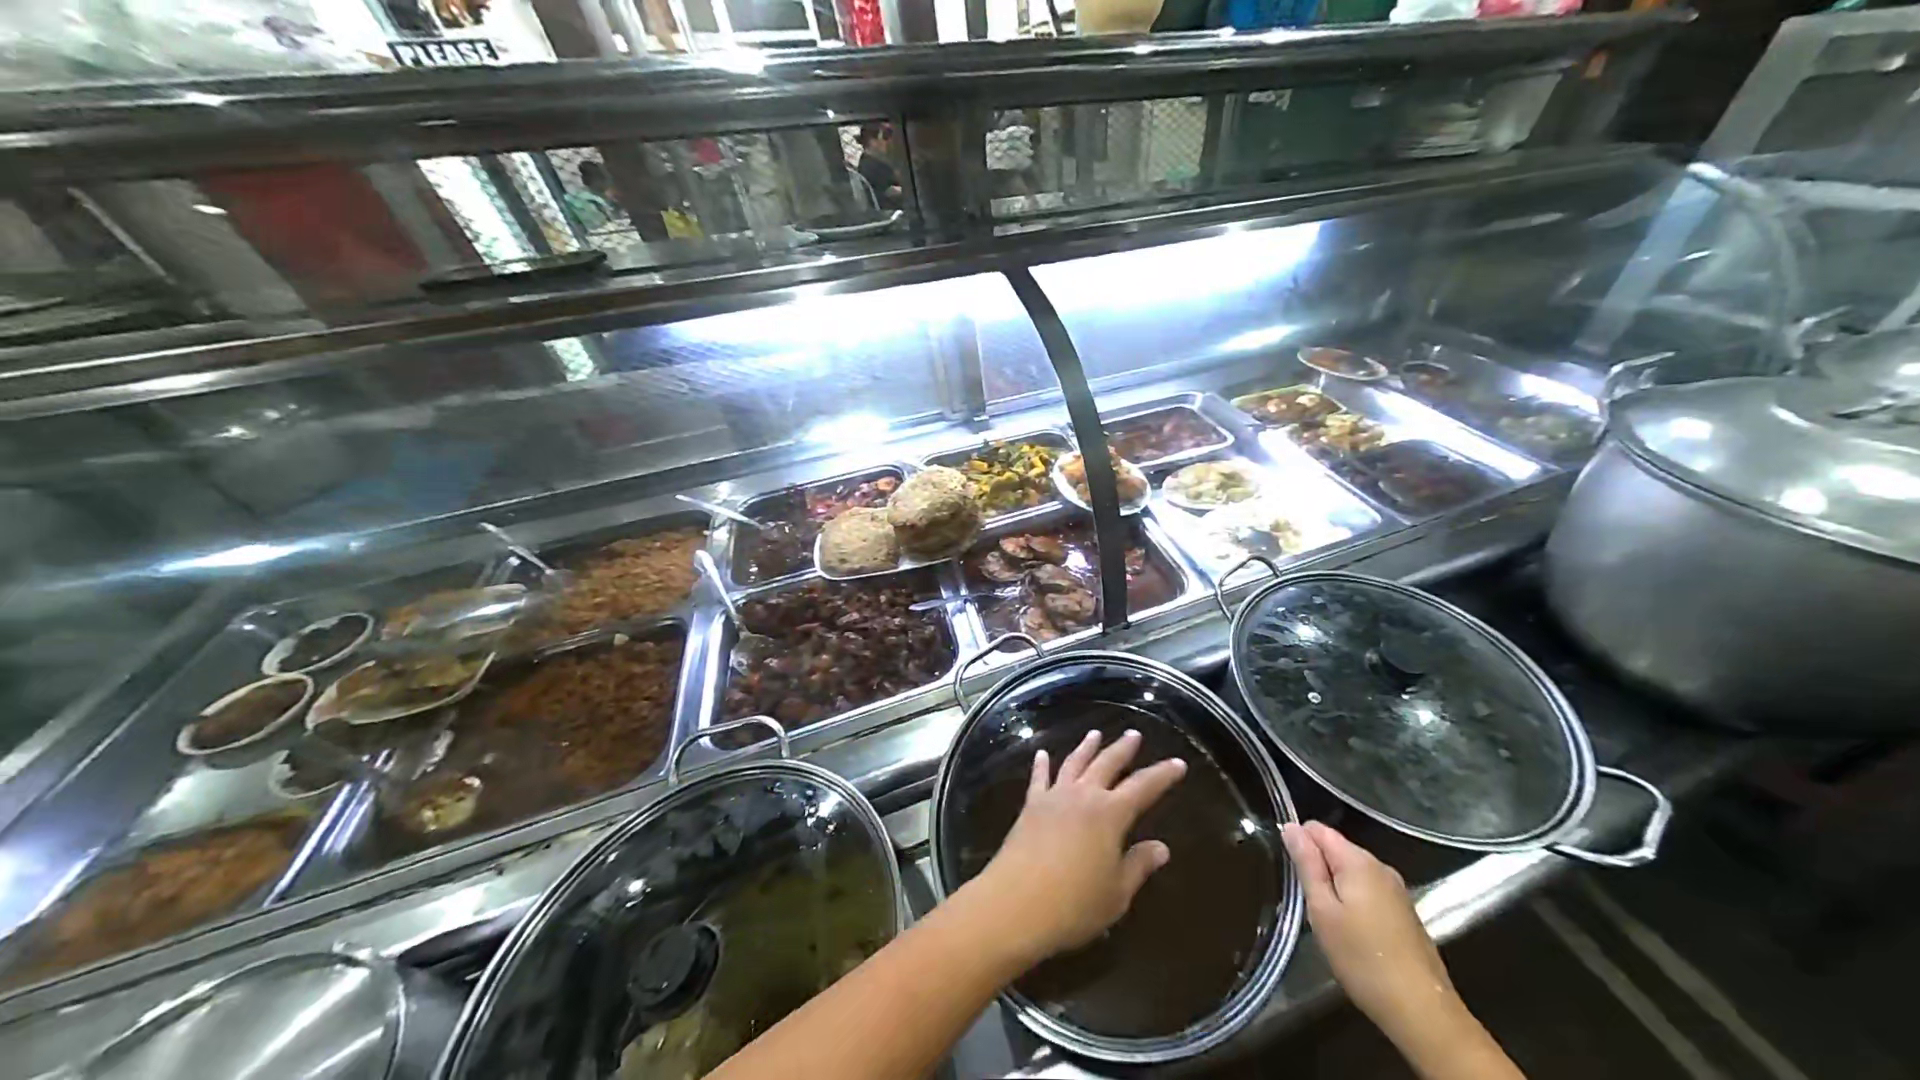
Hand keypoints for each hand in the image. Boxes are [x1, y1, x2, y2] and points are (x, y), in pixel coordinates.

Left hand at [965, 729, 1186, 965]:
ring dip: (1086, 747)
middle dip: (1122, 749)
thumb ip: (1138, 865)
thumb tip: (1161, 847)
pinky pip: (1039, 778)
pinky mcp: (1030, 807)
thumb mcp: (1117, 893)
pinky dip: (1042, 764)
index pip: (1144, 787)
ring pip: (1074, 763)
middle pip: (1107, 764)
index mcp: (1111, 814)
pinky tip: (1042, 754)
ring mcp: (1053, 798)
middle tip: (1134, 734)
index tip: (1178, 763)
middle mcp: (1083, 796)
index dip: (1163, 774)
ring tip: (1095, 734)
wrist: (1016, 904)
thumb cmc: (1074, 904)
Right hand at [1281, 822, 1459, 1040]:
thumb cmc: (1362, 958)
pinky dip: (1352, 901)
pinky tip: (1349, 930)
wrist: (1422, 1011)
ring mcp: (1397, 891)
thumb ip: (1307, 864)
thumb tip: (1291, 826)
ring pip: (1353, 872)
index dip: (1298, 840)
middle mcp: (1381, 868)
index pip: (1319, 830)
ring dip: (1334, 885)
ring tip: (1323, 918)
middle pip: (1337, 849)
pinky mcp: (1405, 913)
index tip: (1288, 869)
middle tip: (1305, 901)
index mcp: (1359, 862)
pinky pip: (1368, 891)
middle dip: (1317, 866)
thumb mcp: (1322, 909)